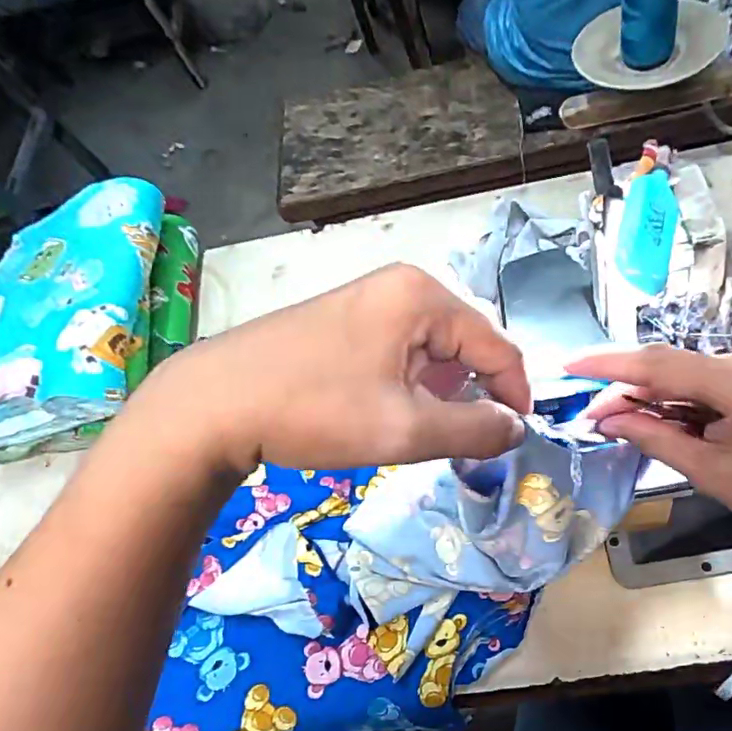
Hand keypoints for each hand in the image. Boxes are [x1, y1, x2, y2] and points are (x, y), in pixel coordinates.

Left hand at [130, 264, 531, 473]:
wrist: (214, 406)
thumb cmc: (316, 411)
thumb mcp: (407, 430)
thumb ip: (476, 430)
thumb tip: (517, 428)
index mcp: (423, 297)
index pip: (498, 346)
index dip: (515, 396)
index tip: (513, 440)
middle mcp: (401, 287)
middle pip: (468, 347)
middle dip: (475, 396)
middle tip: (463, 444)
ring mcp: (370, 301)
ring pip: (435, 354)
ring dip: (443, 396)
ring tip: (424, 433)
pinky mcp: (347, 323)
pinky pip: (404, 355)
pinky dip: (413, 388)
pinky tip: (393, 415)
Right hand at [568, 344, 731, 558]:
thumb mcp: (711, 471)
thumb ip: (655, 438)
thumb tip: (608, 418)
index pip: (659, 364)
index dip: (608, 364)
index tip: (569, 367)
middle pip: (671, 367)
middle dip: (629, 390)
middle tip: (594, 416)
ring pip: (687, 374)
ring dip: (656, 398)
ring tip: (625, 425)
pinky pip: (707, 380)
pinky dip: (682, 400)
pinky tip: (666, 422)